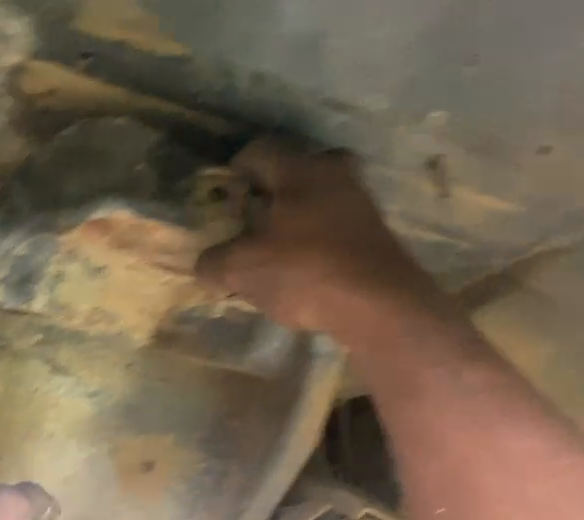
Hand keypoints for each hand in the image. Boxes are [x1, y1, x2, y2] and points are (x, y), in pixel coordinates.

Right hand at [196, 140, 450, 337]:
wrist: (378, 305)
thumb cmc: (304, 273)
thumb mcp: (241, 271)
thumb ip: (214, 262)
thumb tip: (205, 263)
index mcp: (300, 169)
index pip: (258, 150)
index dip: (233, 170)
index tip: (222, 196)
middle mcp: (335, 172)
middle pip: (293, 169)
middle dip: (269, 191)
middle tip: (250, 219)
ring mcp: (360, 201)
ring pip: (316, 197)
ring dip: (294, 216)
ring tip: (273, 250)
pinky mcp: (374, 232)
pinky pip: (334, 224)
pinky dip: (315, 238)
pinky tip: (302, 267)